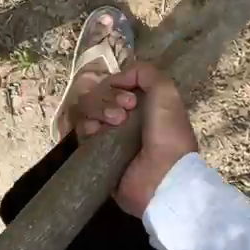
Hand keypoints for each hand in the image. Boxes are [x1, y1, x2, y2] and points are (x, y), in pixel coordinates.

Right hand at [76, 63, 198, 216]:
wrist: (163, 177)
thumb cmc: (169, 134)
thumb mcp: (167, 92)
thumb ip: (145, 72)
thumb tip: (116, 78)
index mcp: (140, 105)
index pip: (113, 84)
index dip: (117, 85)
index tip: (130, 98)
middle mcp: (122, 118)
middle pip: (98, 94)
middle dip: (108, 98)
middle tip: (124, 112)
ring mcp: (107, 135)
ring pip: (86, 109)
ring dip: (98, 110)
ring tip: (115, 122)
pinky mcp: (95, 153)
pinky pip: (81, 131)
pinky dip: (88, 127)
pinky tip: (99, 133)